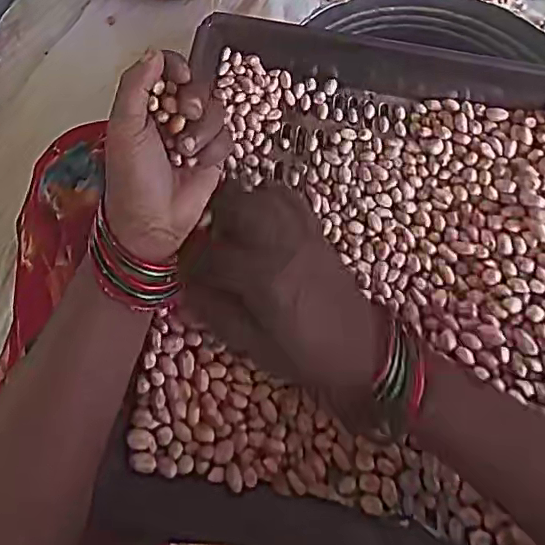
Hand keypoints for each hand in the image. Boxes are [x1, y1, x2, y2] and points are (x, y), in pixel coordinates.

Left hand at [103, 50, 232, 264]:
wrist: (152, 222)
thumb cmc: (130, 178)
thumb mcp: (124, 127)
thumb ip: (135, 86)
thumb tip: (153, 54)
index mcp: (145, 103)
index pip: (167, 68)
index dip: (177, 67)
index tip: (181, 78)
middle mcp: (171, 114)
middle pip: (197, 84)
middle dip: (193, 101)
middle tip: (183, 118)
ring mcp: (194, 132)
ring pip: (216, 108)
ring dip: (202, 131)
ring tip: (184, 152)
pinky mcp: (213, 152)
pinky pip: (227, 134)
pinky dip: (213, 149)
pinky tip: (196, 164)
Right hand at [183, 179, 382, 419]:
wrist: (361, 349)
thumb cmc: (305, 353)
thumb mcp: (253, 344)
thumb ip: (214, 311)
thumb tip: (185, 286)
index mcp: (261, 276)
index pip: (207, 254)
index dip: (187, 262)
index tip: (182, 271)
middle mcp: (278, 241)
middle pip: (229, 202)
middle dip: (206, 217)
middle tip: (202, 240)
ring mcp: (298, 228)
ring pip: (254, 191)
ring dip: (233, 206)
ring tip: (227, 229)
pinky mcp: (312, 225)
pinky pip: (282, 194)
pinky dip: (264, 199)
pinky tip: (258, 219)